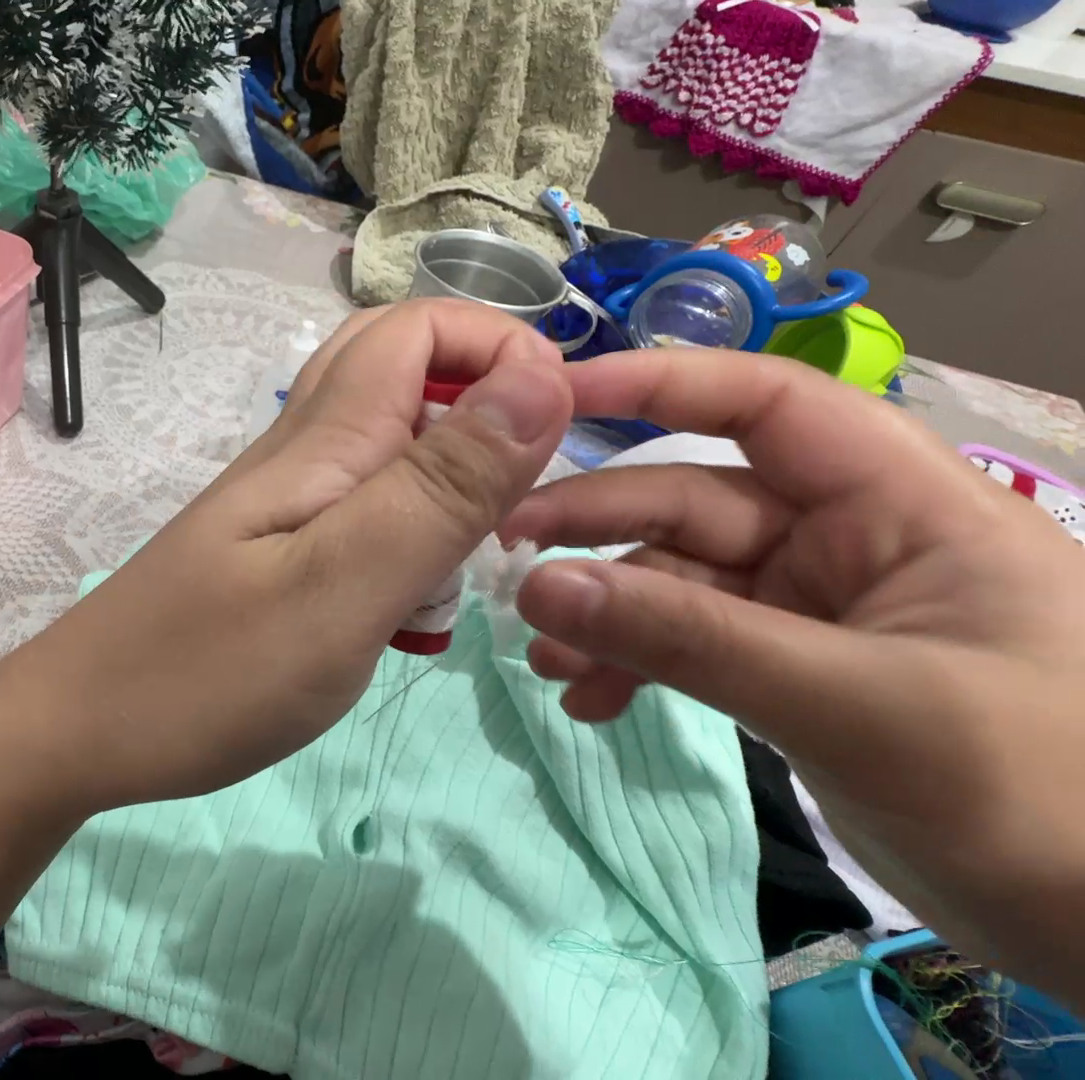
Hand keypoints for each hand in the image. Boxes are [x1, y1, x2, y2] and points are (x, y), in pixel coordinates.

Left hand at [9, 299, 573, 809]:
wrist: (78, 730)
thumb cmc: (206, 672)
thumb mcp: (342, 585)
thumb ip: (439, 487)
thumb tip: (539, 377)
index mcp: (319, 444)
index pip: (418, 329)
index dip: (502, 351)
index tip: (557, 440)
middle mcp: (295, 457)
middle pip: (396, 373)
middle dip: (481, 412)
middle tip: (517, 501)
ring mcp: (274, 508)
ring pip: (380, 448)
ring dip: (447, 484)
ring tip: (464, 569)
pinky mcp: (265, 557)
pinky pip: (353, 513)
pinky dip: (403, 540)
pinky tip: (403, 607)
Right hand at [502, 348, 1084, 1001]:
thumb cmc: (1033, 793)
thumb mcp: (849, 704)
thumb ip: (686, 640)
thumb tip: (537, 589)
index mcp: (900, 505)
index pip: (767, 404)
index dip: (659, 384)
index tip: (552, 398)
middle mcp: (846, 539)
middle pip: (689, 502)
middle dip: (594, 531)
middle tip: (505, 564)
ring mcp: (809, 605)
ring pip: (671, 580)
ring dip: (601, 616)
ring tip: (545, 664)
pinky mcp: (783, 664)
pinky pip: (682, 642)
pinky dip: (629, 666)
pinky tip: (588, 701)